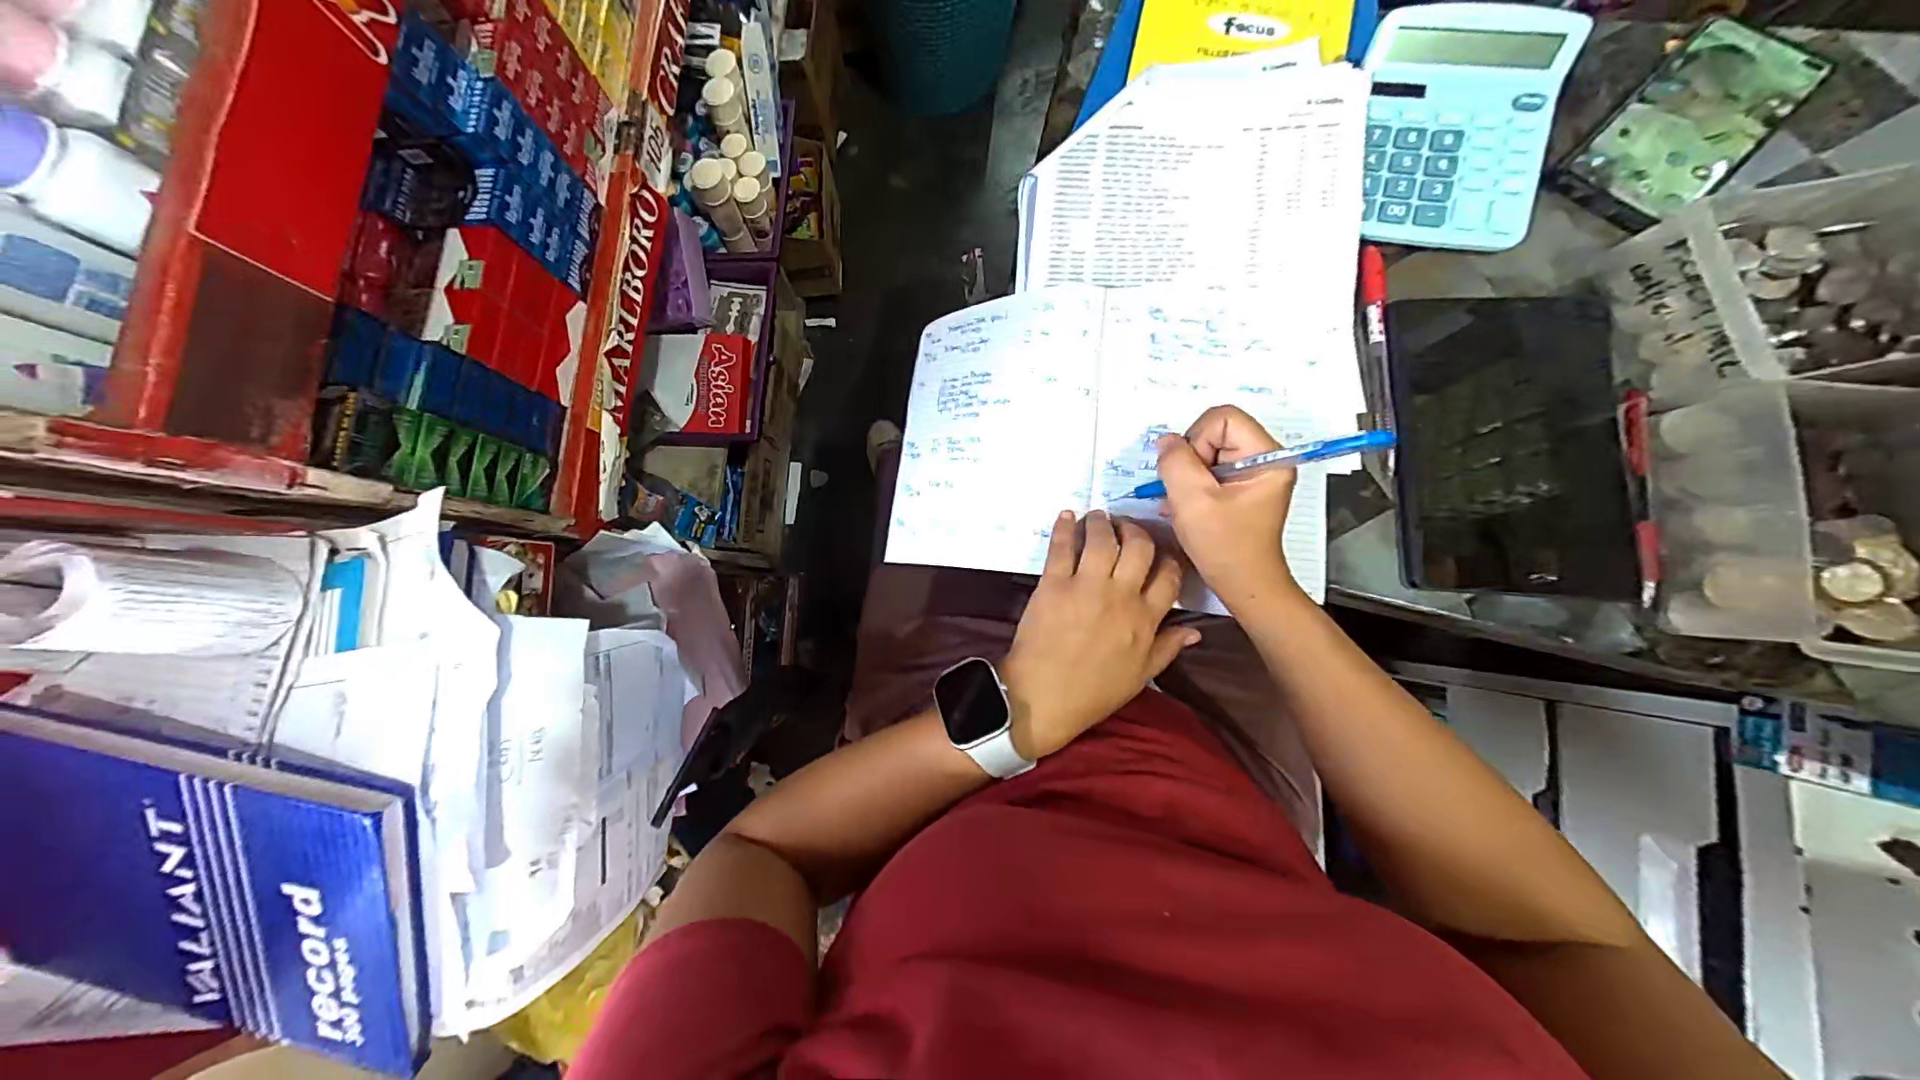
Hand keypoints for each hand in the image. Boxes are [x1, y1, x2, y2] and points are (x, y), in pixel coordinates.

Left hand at [998, 511, 1198, 759]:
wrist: (1043, 698)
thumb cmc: (1093, 692)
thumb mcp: (1140, 676)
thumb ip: (1168, 648)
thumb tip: (1196, 631)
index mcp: (1145, 619)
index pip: (1169, 575)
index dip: (1168, 558)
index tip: (1160, 552)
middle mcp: (1121, 595)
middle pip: (1139, 547)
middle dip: (1137, 531)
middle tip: (1127, 527)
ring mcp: (1086, 586)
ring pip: (1103, 540)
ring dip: (1103, 522)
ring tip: (1100, 517)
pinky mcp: (1053, 584)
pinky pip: (1062, 547)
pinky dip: (1066, 527)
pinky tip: (1068, 515)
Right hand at [1154, 405, 1302, 609]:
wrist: (1243, 584)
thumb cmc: (1225, 547)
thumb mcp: (1192, 501)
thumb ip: (1175, 462)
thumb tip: (1166, 441)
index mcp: (1267, 457)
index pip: (1223, 419)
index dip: (1197, 441)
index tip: (1192, 476)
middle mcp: (1265, 458)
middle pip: (1215, 431)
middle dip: (1191, 459)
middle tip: (1188, 492)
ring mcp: (1252, 473)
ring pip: (1207, 450)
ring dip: (1189, 475)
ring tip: (1189, 503)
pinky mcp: (1240, 486)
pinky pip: (1208, 468)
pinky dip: (1193, 484)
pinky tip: (1190, 507)